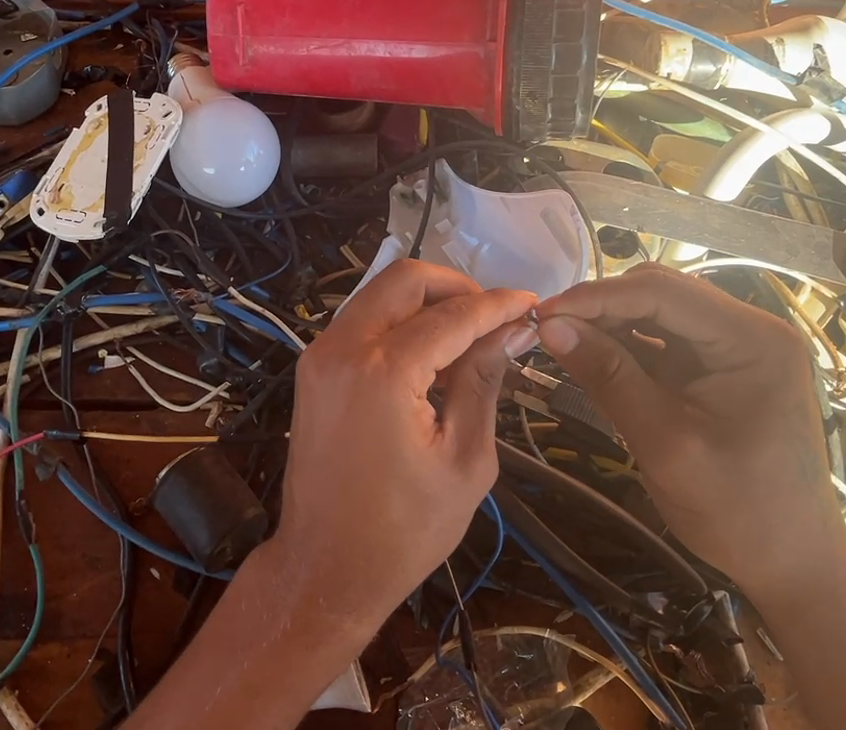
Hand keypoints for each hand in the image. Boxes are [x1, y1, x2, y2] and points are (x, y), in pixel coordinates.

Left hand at [259, 260, 537, 633]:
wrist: (326, 566)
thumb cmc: (404, 529)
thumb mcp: (464, 459)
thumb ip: (483, 382)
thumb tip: (512, 331)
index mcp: (384, 370)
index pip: (452, 316)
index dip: (497, 305)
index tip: (532, 302)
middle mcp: (343, 347)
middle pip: (403, 279)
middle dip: (455, 287)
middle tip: (494, 316)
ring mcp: (320, 355)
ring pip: (377, 294)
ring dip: (424, 302)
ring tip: (469, 335)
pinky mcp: (312, 369)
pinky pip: (360, 322)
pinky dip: (397, 322)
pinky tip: (430, 352)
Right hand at [535, 264, 844, 597]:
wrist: (793, 564)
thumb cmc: (737, 509)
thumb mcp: (664, 442)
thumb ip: (608, 377)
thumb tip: (549, 326)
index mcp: (752, 339)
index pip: (661, 291)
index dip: (596, 296)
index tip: (542, 314)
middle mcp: (749, 330)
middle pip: (660, 292)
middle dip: (601, 306)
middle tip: (550, 331)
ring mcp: (736, 348)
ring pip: (658, 312)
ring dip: (610, 324)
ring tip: (565, 343)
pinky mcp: (721, 369)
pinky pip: (664, 341)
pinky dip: (626, 346)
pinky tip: (595, 360)